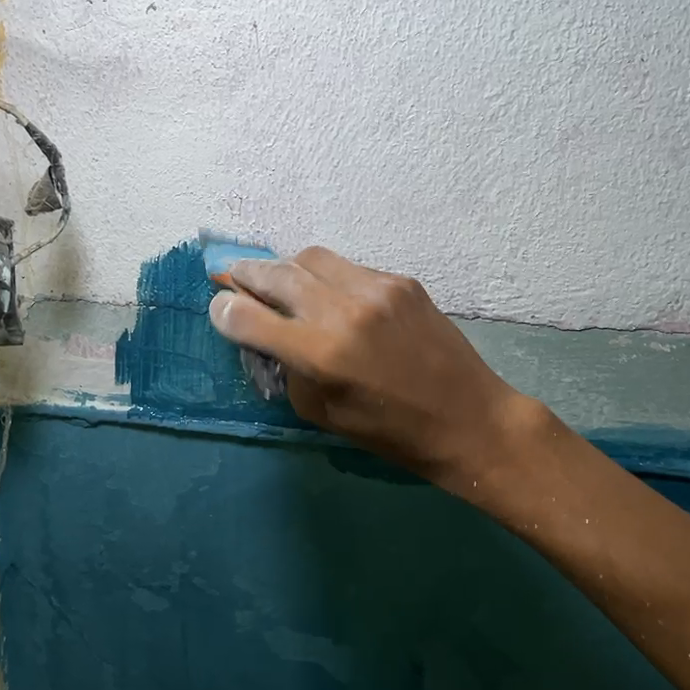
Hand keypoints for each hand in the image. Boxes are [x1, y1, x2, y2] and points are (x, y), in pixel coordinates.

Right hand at [208, 247, 530, 484]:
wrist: (469, 418)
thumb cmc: (389, 431)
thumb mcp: (320, 412)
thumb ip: (284, 367)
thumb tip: (260, 332)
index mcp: (320, 354)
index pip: (248, 317)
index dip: (224, 311)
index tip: (219, 309)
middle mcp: (343, 311)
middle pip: (274, 273)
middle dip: (244, 274)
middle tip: (232, 277)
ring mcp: (375, 289)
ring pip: (310, 257)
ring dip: (287, 269)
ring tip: (284, 283)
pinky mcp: (400, 281)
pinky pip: (348, 268)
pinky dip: (330, 279)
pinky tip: (335, 298)